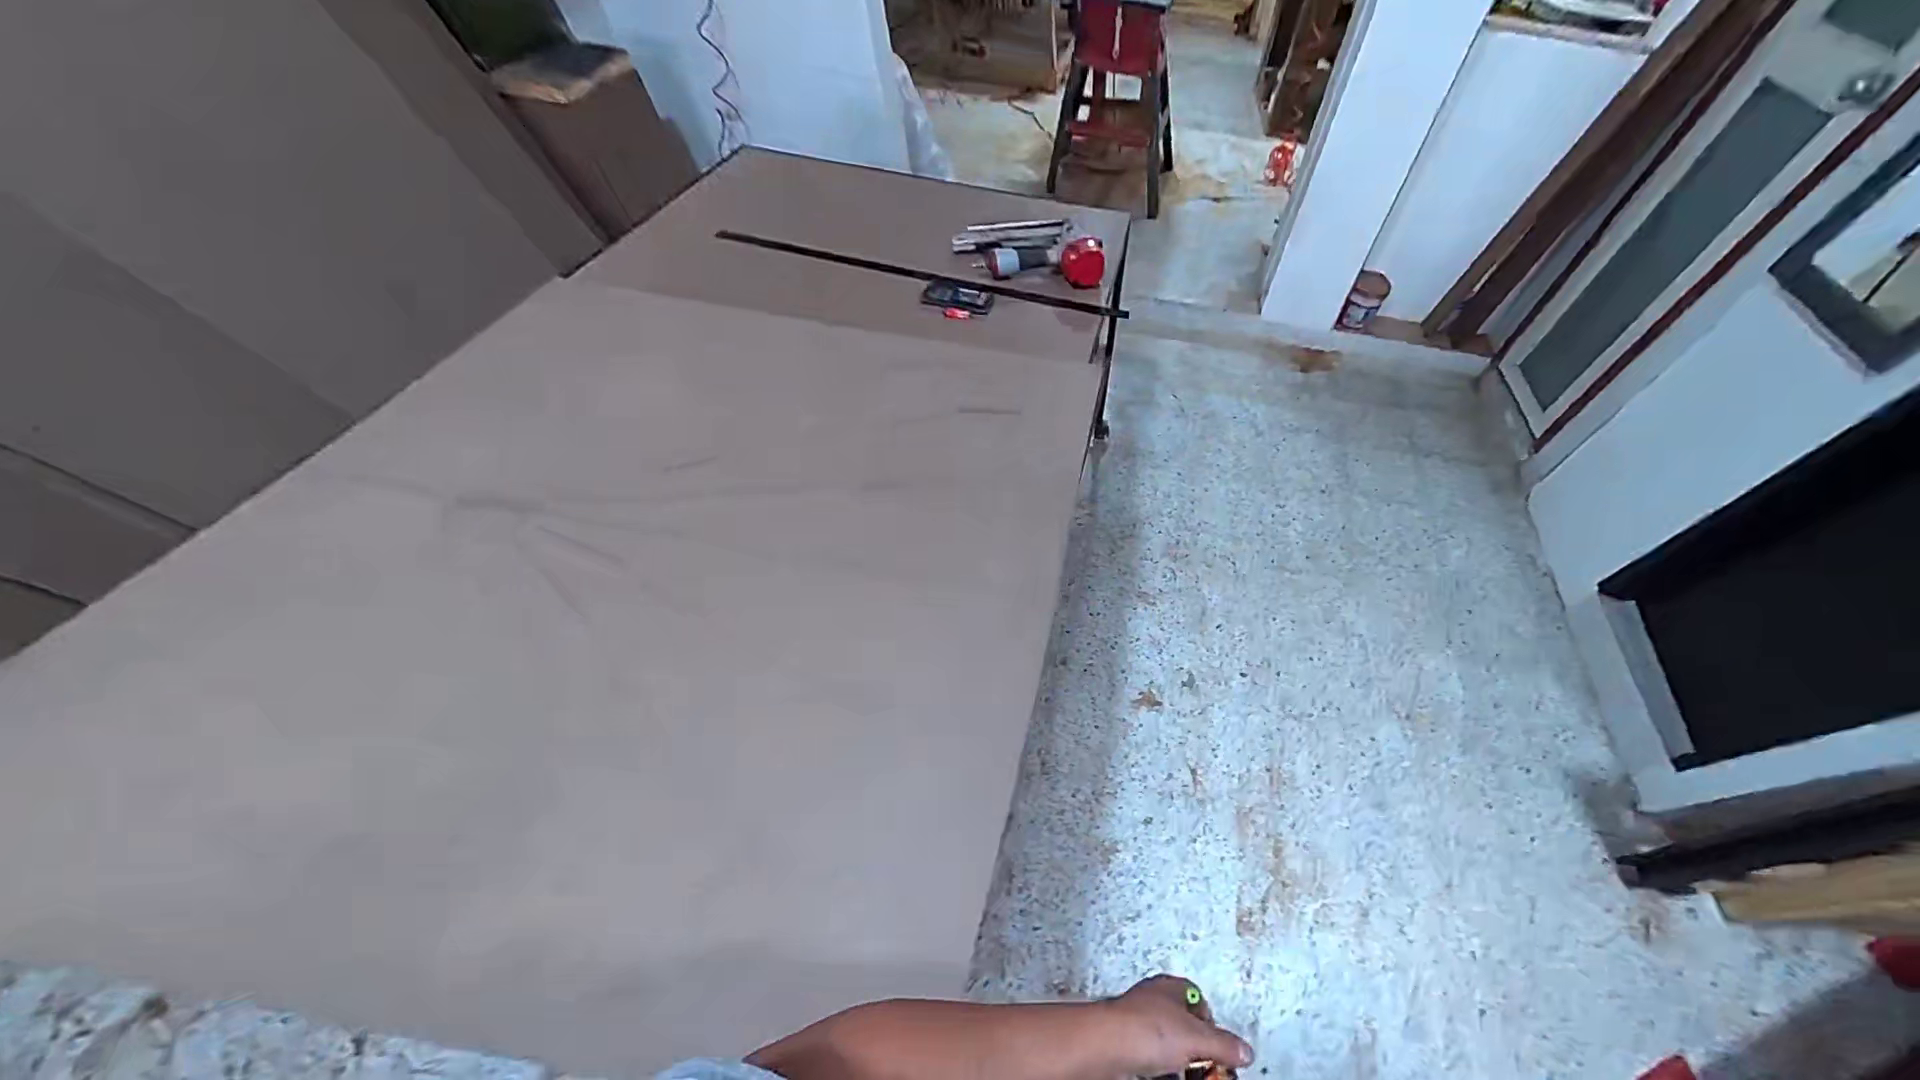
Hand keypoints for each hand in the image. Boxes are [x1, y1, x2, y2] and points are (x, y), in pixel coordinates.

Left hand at [1097, 976, 1254, 1076]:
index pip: (1198, 999)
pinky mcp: (1128, 1043)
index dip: (1212, 1023)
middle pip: (1184, 1024)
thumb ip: (1224, 1044)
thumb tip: (1245, 1050)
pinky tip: (1165, 1076)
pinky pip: (1152, 1059)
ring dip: (1181, 1063)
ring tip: (1190, 1075)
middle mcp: (1153, 1000)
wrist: (1109, 1046)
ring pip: (1168, 1044)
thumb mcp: (1197, 1038)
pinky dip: (1163, 1070)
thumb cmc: (1147, 1030)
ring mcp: (1139, 1022)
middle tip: (1208, 1068)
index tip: (1221, 1047)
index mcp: (1170, 988)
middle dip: (1198, 1049)